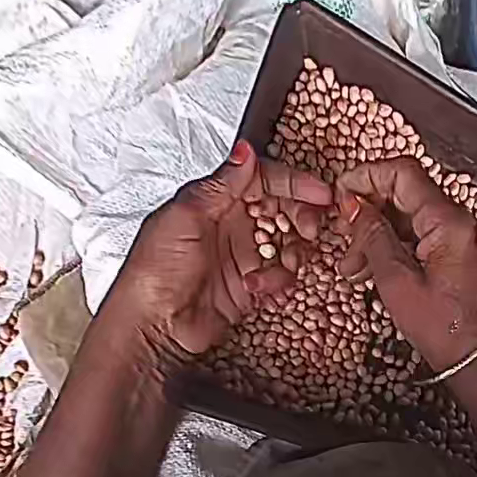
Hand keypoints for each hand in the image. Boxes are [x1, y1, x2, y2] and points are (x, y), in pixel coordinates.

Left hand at [103, 141, 332, 368]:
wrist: (155, 325)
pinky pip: (282, 276)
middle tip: (307, 232)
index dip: (294, 184)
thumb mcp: (185, 217)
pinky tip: (262, 290)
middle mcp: (232, 225)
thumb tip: (245, 152)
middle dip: (301, 219)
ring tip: (281, 267)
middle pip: (283, 210)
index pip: (263, 180)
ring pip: (288, 244)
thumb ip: (221, 185)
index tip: (320, 194)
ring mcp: (244, 255)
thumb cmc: (156, 271)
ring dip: (292, 256)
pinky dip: (280, 283)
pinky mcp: (252, 285)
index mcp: (215, 200)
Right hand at [333, 158, 476, 371]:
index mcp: (446, 221)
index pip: (403, 173)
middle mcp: (451, 220)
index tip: (342, 193)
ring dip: (370, 234)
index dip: (367, 176)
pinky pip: (407, 233)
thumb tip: (353, 205)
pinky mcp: (441, 248)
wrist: (461, 351)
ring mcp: (448, 233)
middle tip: (343, 235)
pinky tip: (365, 269)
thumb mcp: (395, 278)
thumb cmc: (435, 323)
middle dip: (366, 211)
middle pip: (399, 192)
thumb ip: (372, 235)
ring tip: (352, 265)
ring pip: (399, 214)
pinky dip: (383, 246)